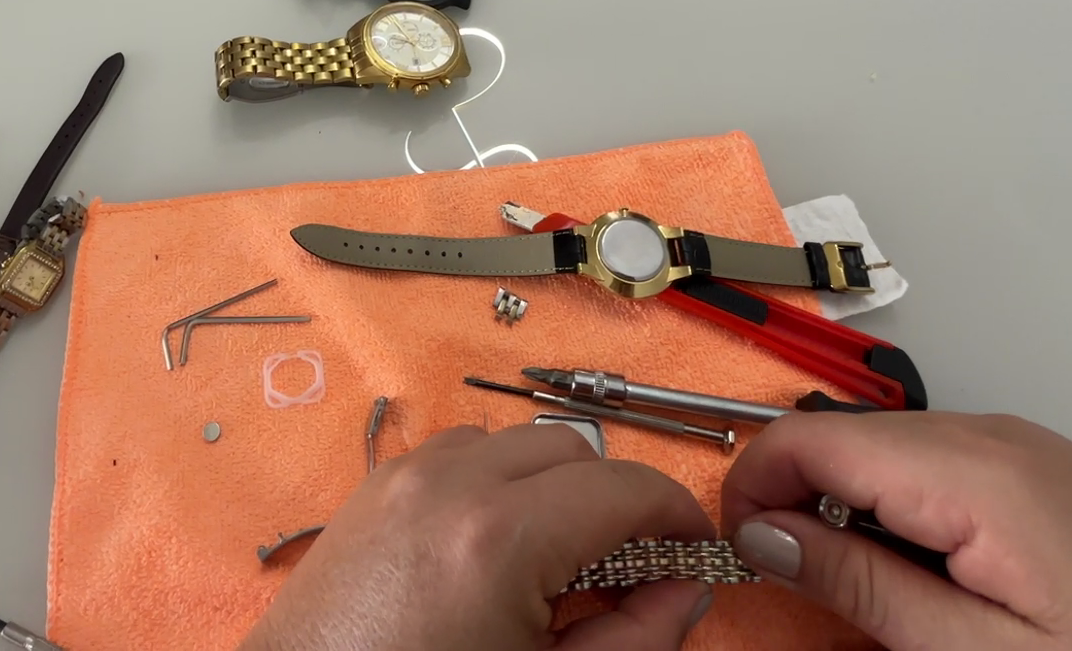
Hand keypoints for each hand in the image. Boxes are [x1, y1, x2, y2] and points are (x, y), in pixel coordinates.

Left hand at [241, 424, 716, 650]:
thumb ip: (636, 639)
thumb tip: (686, 584)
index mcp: (498, 537)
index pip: (621, 486)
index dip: (674, 512)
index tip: (694, 548)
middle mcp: (450, 479)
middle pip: (569, 446)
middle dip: (610, 495)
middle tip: (623, 565)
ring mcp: (406, 471)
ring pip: (513, 439)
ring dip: (549, 482)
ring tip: (550, 557)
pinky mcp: (377, 480)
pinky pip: (459, 450)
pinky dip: (495, 477)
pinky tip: (488, 542)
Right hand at [721, 411, 1071, 649]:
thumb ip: (858, 585)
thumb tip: (757, 534)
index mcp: (969, 470)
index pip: (804, 437)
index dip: (751, 485)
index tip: (736, 547)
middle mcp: (986, 431)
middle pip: (838, 436)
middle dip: (795, 496)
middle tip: (799, 578)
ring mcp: (1018, 442)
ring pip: (879, 448)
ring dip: (846, 503)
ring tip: (869, 584)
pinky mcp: (1040, 462)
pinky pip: (930, 461)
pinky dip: (897, 503)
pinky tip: (930, 567)